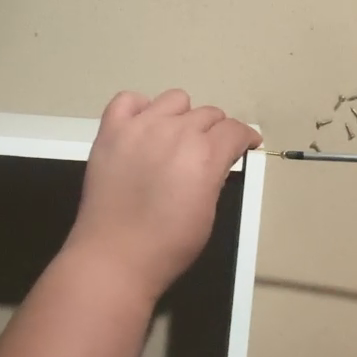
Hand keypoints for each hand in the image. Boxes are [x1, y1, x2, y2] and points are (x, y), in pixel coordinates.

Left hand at [64, 90, 261, 301]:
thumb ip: (215, 176)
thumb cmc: (168, 245)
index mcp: (204, 154)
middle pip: (208, 113)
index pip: (235, 130)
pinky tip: (142, 128)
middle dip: (216, 131)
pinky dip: (139, 108)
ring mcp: (140, 126)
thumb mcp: (208, 212)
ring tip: (174, 139)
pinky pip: (128, 100)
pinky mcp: (111, 130)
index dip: (245, 138)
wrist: (114, 257)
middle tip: (207, 153)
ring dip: (182, 116)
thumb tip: (216, 161)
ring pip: (175, 99)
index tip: (245, 146)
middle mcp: (175, 131)